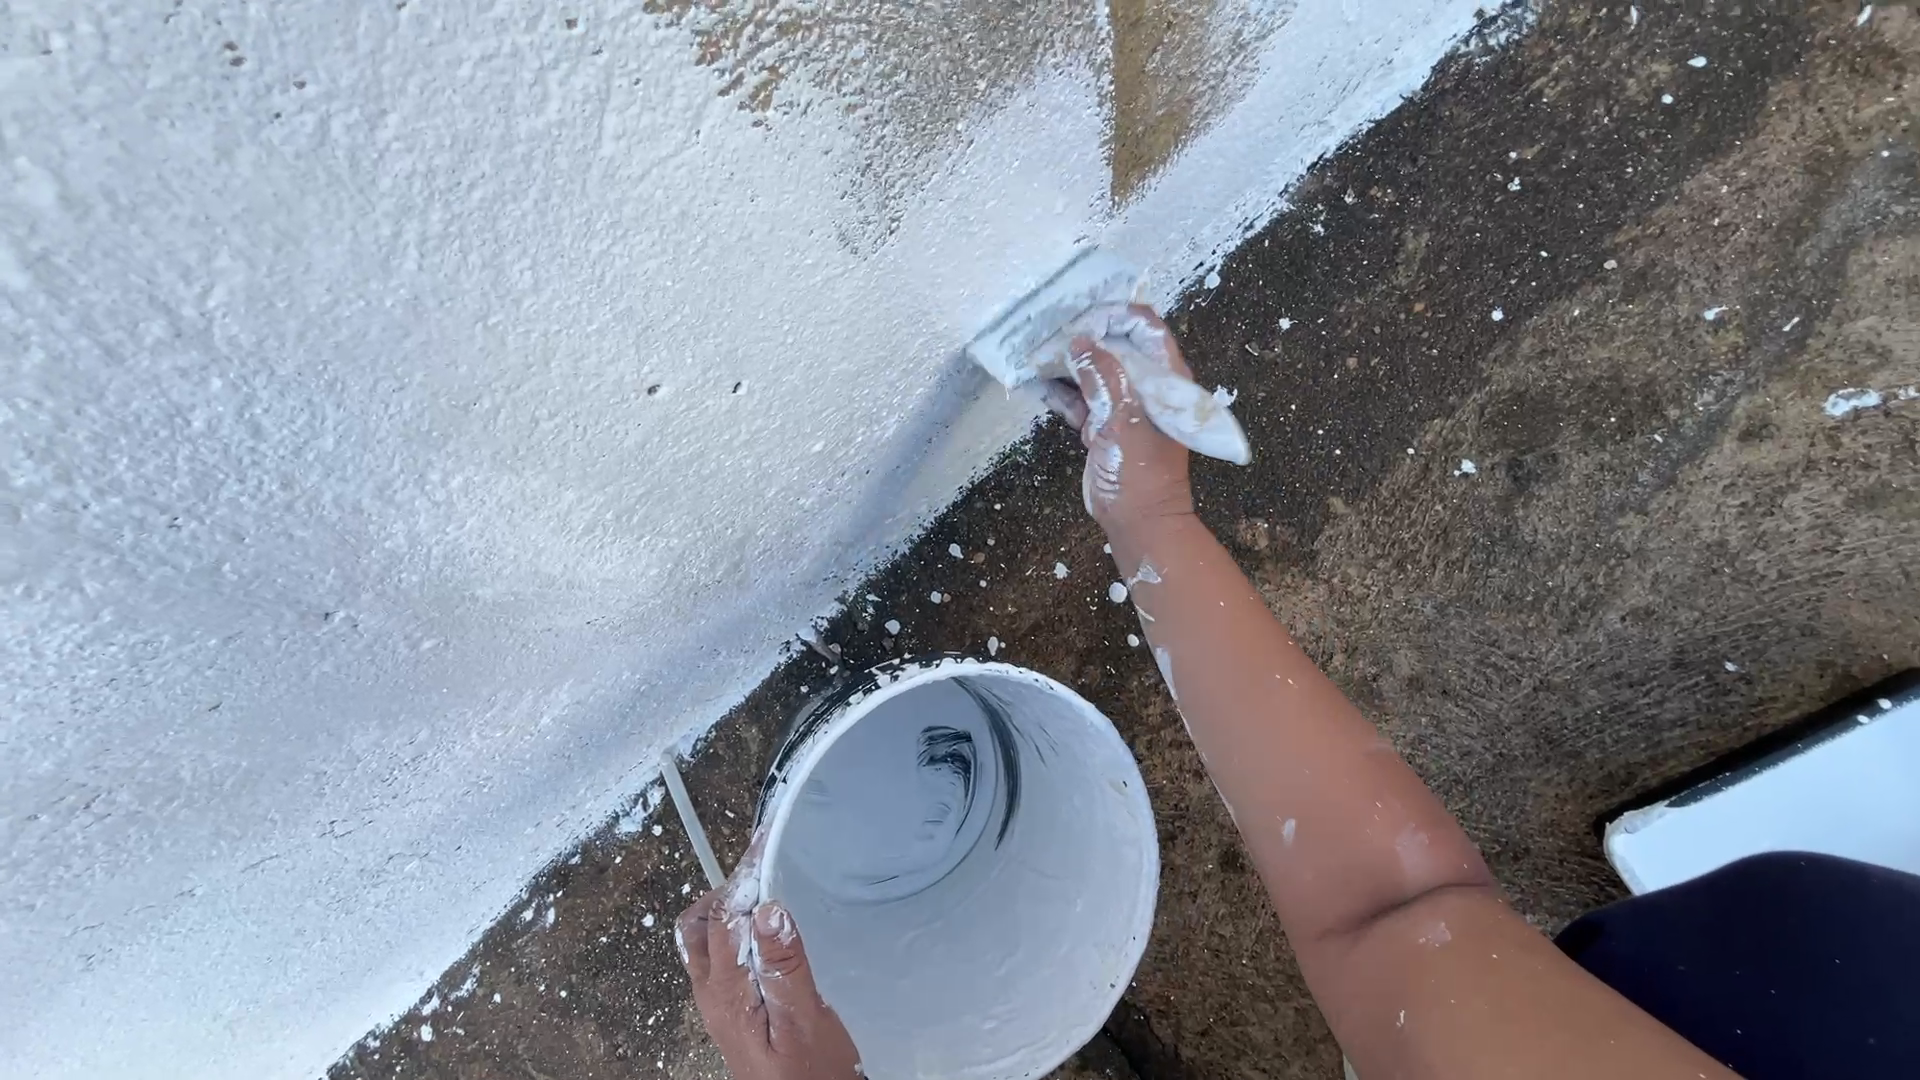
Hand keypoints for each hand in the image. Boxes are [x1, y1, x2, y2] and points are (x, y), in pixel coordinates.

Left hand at [677, 852, 861, 1079]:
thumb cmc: (810, 1071)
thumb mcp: (804, 1019)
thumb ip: (785, 965)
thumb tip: (767, 907)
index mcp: (726, 993)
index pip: (725, 915)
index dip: (745, 872)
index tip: (766, 837)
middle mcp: (711, 994)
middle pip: (699, 924)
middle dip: (728, 887)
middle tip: (767, 865)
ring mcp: (718, 1003)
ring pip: (704, 939)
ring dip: (728, 907)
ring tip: (766, 888)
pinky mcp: (730, 1009)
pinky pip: (719, 954)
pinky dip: (736, 927)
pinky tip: (765, 927)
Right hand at [1040, 304, 1195, 535]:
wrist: (1137, 520)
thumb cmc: (1141, 472)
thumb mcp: (1125, 420)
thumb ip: (1105, 378)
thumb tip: (1080, 342)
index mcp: (1164, 379)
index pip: (1144, 329)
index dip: (1115, 317)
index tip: (1082, 318)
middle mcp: (1144, 386)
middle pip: (1114, 347)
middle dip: (1083, 336)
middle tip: (1050, 328)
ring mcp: (1122, 407)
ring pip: (1092, 372)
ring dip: (1065, 362)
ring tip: (1035, 349)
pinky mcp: (1101, 426)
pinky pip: (1078, 400)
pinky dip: (1058, 391)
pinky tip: (1034, 380)